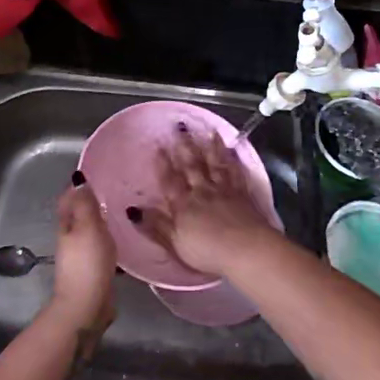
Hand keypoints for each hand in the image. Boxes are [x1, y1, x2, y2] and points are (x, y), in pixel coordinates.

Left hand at [49, 182, 115, 331]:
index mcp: (67, 225)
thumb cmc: (87, 263)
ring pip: (92, 230)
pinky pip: (102, 247)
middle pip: (80, 213)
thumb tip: (79, 178)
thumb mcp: (88, 228)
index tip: (99, 172)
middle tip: (117, 188)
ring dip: (104, 221)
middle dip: (94, 201)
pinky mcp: (94, 269)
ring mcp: (82, 255)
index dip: (79, 185)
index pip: (69, 198)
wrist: (86, 306)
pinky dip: (110, 239)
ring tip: (124, 210)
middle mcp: (72, 238)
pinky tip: (125, 238)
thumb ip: (85, 204)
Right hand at [140, 131, 277, 276]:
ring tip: (207, 130)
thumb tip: (132, 210)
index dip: (163, 163)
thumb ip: (155, 226)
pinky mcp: (243, 194)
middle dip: (184, 146)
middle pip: (192, 166)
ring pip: (214, 163)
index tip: (158, 145)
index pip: (170, 180)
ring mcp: (224, 190)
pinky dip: (232, 158)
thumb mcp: (174, 244)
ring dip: (209, 146)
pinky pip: (235, 171)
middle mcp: (202, 192)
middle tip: (180, 127)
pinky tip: (232, 149)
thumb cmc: (207, 252)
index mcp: (183, 205)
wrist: (246, 249)